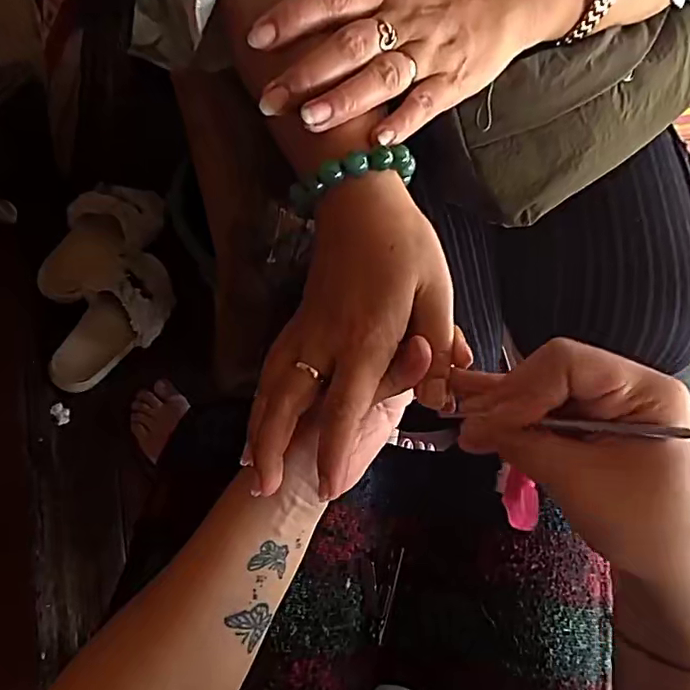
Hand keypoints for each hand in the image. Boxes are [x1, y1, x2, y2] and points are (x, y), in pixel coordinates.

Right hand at [246, 176, 468, 498]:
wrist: (359, 201)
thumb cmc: (405, 245)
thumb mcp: (437, 292)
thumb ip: (439, 347)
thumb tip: (441, 399)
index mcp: (367, 338)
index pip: (344, 405)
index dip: (332, 449)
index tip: (325, 486)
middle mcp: (327, 342)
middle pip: (288, 401)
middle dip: (272, 446)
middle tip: (262, 488)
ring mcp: (304, 331)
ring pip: (271, 385)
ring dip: (256, 426)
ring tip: (248, 464)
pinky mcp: (296, 322)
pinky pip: (272, 367)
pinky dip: (260, 397)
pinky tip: (257, 417)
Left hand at [248, 0, 550, 145]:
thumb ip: (353, 5)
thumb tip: (297, 21)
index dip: (294, 18)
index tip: (256, 39)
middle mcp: (404, 19)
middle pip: (351, 44)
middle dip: (307, 72)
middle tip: (271, 99)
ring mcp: (430, 51)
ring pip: (384, 75)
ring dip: (346, 99)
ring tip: (310, 120)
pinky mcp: (453, 81)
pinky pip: (427, 103)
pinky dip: (404, 121)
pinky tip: (380, 138)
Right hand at [452, 339, 689, 586]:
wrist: (678, 573)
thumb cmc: (645, 526)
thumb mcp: (578, 481)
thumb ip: (524, 444)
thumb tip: (473, 426)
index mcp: (644, 390)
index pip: (567, 363)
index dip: (522, 387)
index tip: (492, 422)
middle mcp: (626, 389)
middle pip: (551, 373)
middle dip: (508, 398)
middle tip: (466, 423)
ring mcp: (609, 410)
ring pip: (543, 394)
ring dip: (505, 408)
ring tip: (462, 417)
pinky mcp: (593, 431)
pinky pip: (548, 416)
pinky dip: (517, 422)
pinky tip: (482, 420)